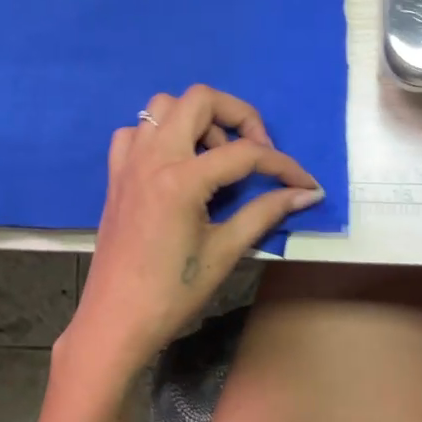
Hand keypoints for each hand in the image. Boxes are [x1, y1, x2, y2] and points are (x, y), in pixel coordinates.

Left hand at [61, 85, 324, 383]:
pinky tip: (177, 165)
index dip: (283, 166)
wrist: (115, 321)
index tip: (305, 184)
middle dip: (238, 116)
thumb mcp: (225, 252)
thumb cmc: (172, 294)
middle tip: (256, 154)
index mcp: (181, 179)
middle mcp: (152, 157)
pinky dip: (161, 135)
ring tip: (215, 159)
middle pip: (200, 99)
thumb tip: (305, 194)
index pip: (245, 153)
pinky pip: (136, 132)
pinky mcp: (116, 175)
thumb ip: (265, 213)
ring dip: (197, 120)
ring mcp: (128, 163)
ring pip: (163, 106)